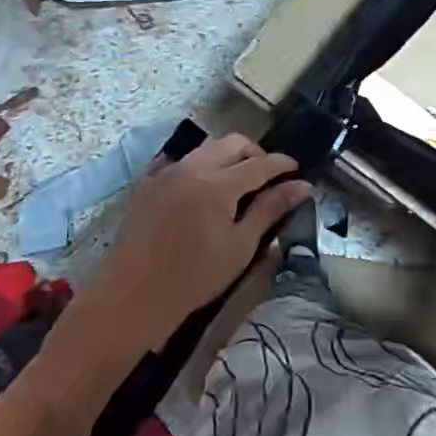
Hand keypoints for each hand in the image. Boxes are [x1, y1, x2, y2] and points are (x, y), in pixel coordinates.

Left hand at [91, 134, 311, 339]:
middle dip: (256, 154)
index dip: (282, 164)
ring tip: (239, 184)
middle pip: (232, 143)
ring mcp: (167, 171)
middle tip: (268, 178)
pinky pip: (183, 161)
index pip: (260, 163)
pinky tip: (205, 191)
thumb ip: (270, 210)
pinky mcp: (150, 181)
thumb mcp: (240, 246)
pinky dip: (202, 166)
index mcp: (218, 183)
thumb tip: (301, 186)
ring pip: (206, 147)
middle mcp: (192, 166)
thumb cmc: (194, 277)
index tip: (298, 171)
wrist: (134, 292)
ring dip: (228, 157)